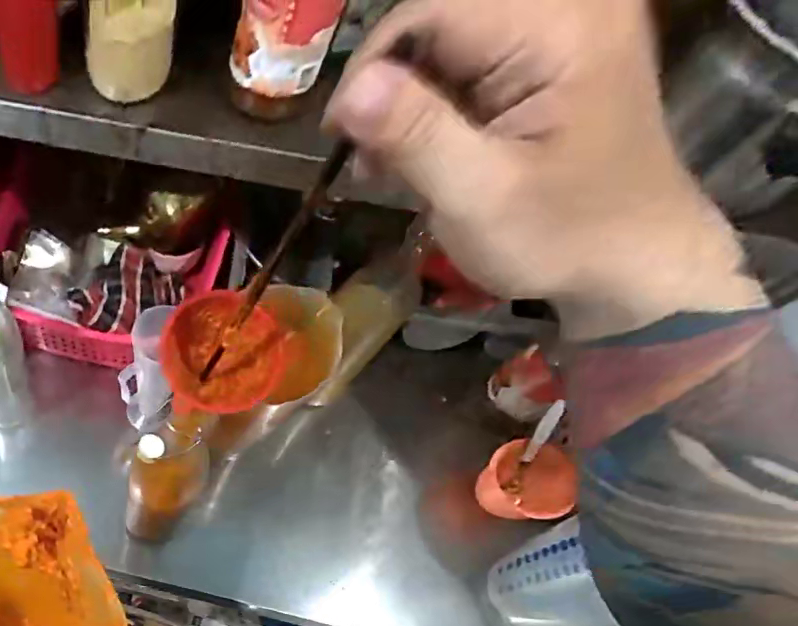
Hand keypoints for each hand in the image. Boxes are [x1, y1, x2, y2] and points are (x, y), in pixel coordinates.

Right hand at [325, 0, 763, 338]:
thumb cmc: (555, 232)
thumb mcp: (475, 192)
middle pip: (432, 21)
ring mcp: (553, 38)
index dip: (370, 68)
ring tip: (385, 163)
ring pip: (436, 45)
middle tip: (366, 155)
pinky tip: (409, 154)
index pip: (431, 11)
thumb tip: (350, 90)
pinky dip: (417, 110)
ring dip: (394, 103)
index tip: (342, 137)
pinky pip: (455, 67)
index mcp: (559, 31)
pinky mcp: (538, 66)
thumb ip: (415, 134)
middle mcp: (563, 14)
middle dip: (382, 87)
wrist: (626, 259)